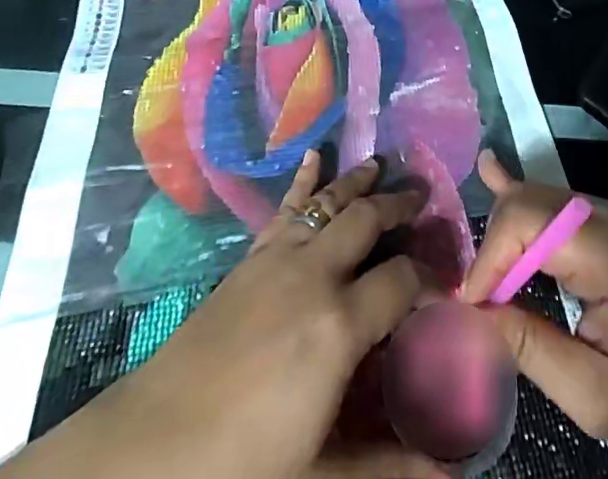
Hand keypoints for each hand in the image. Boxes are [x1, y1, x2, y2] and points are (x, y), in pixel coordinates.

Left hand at [2, 151, 444, 478]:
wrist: (155, 440)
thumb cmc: (245, 458)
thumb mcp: (324, 471)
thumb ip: (391, 464)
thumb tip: (451, 473)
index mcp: (339, 325)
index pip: (403, 282)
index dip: (432, 280)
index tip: (449, 286)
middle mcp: (312, 276)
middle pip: (366, 222)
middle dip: (399, 207)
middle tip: (424, 197)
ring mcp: (275, 260)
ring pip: (325, 205)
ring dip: (355, 183)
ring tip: (381, 165)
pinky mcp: (248, 261)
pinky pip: (283, 211)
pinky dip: (302, 182)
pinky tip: (313, 159)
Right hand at [458, 151, 607, 460]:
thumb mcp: (599, 397)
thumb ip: (531, 349)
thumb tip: (470, 311)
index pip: (523, 224)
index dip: (488, 260)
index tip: (472, 308)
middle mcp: (604, 218)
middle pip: (522, 205)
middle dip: (490, 249)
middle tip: (477, 302)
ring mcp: (604, 214)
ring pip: (528, 199)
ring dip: (498, 236)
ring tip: (481, 281)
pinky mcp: (600, 222)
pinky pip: (547, 201)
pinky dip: (514, 194)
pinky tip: (488, 169)